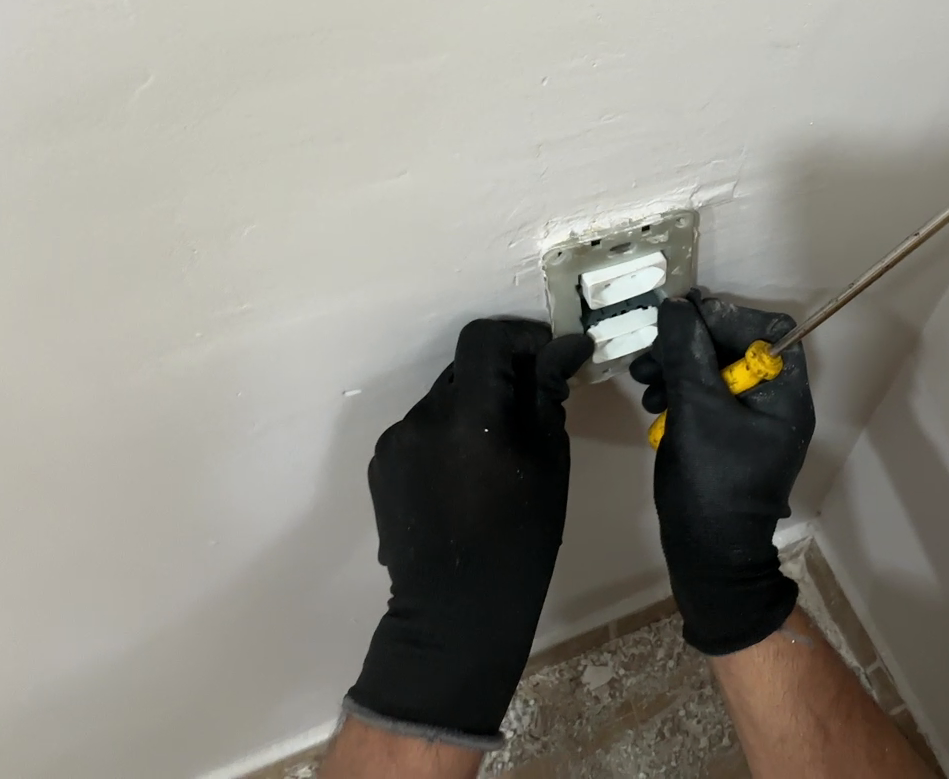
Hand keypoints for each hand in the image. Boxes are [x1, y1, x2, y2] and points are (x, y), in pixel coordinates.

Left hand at [345, 319, 592, 747]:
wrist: (455, 613)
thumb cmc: (519, 538)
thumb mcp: (548, 461)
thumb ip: (547, 394)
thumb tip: (567, 346)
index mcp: (468, 416)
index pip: (483, 338)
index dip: (520, 336)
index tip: (548, 356)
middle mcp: (422, 417)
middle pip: (465, 368)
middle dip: (502, 374)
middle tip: (534, 405)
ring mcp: (395, 441)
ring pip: (445, 398)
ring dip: (476, 406)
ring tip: (498, 450)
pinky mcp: (381, 463)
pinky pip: (424, 428)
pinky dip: (451, 432)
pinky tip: (467, 473)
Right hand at [630, 290, 815, 654]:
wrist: (706, 555)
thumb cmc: (711, 482)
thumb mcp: (697, 410)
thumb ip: (688, 353)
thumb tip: (677, 305)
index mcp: (784, 394)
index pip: (765, 329)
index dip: (724, 316)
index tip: (682, 316)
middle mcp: (775, 400)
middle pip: (736, 345)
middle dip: (691, 342)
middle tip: (653, 348)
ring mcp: (751, 418)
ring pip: (715, 367)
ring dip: (678, 364)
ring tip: (644, 376)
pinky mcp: (728, 431)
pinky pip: (706, 393)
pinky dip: (679, 388)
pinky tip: (652, 399)